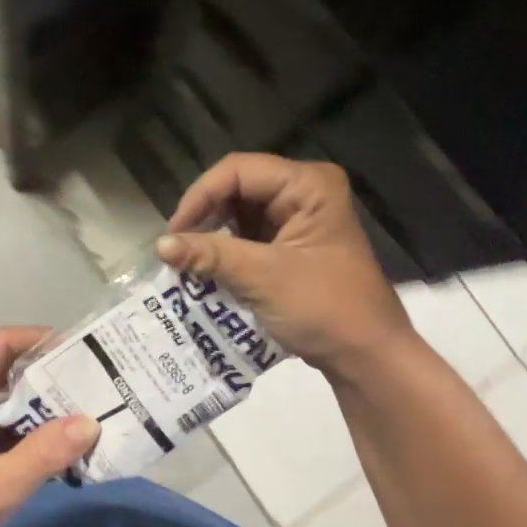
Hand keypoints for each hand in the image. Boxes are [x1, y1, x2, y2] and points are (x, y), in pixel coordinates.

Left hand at [0, 326, 99, 526]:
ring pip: (18, 404)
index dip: (41, 339)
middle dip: (57, 377)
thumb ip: (44, 454)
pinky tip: (73, 448)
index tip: (85, 351)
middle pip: (15, 372)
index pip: (2, 344)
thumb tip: (91, 422)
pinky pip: (15, 431)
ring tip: (98, 414)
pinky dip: (42, 436)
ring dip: (52, 410)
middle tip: (104, 386)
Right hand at [157, 153, 410, 372]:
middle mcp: (304, 192)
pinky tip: (204, 271)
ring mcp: (298, 219)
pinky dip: (224, 252)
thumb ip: (210, 256)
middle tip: (176, 250)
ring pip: (238, 213)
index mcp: (309, 185)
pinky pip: (247, 237)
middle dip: (204, 217)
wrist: (367, 356)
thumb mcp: (263, 278)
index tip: (174, 234)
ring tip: (185, 262)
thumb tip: (159, 245)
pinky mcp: (290, 245)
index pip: (238, 171)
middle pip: (236, 188)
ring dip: (211, 236)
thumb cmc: (325, 308)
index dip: (200, 196)